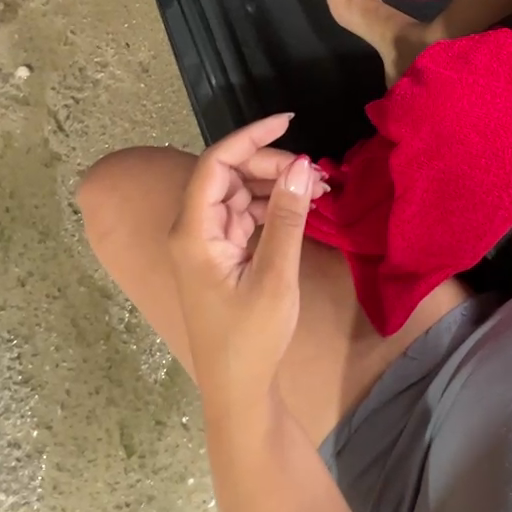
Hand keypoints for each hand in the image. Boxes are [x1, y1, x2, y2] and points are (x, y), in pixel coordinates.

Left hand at [168, 113, 321, 410]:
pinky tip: (302, 206)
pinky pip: (247, 212)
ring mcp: (208, 241)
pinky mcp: (223, 252)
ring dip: (277, 183)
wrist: (238, 390)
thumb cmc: (251, 338)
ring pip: (241, 191)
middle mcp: (194, 229)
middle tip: (315, 173)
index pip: (215, 164)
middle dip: (272, 164)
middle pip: (230, 174)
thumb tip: (303, 164)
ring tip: (318, 188)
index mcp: (193, 232)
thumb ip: (288, 217)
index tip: (288, 122)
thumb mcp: (275, 276)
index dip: (249, 137)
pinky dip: (274, 205)